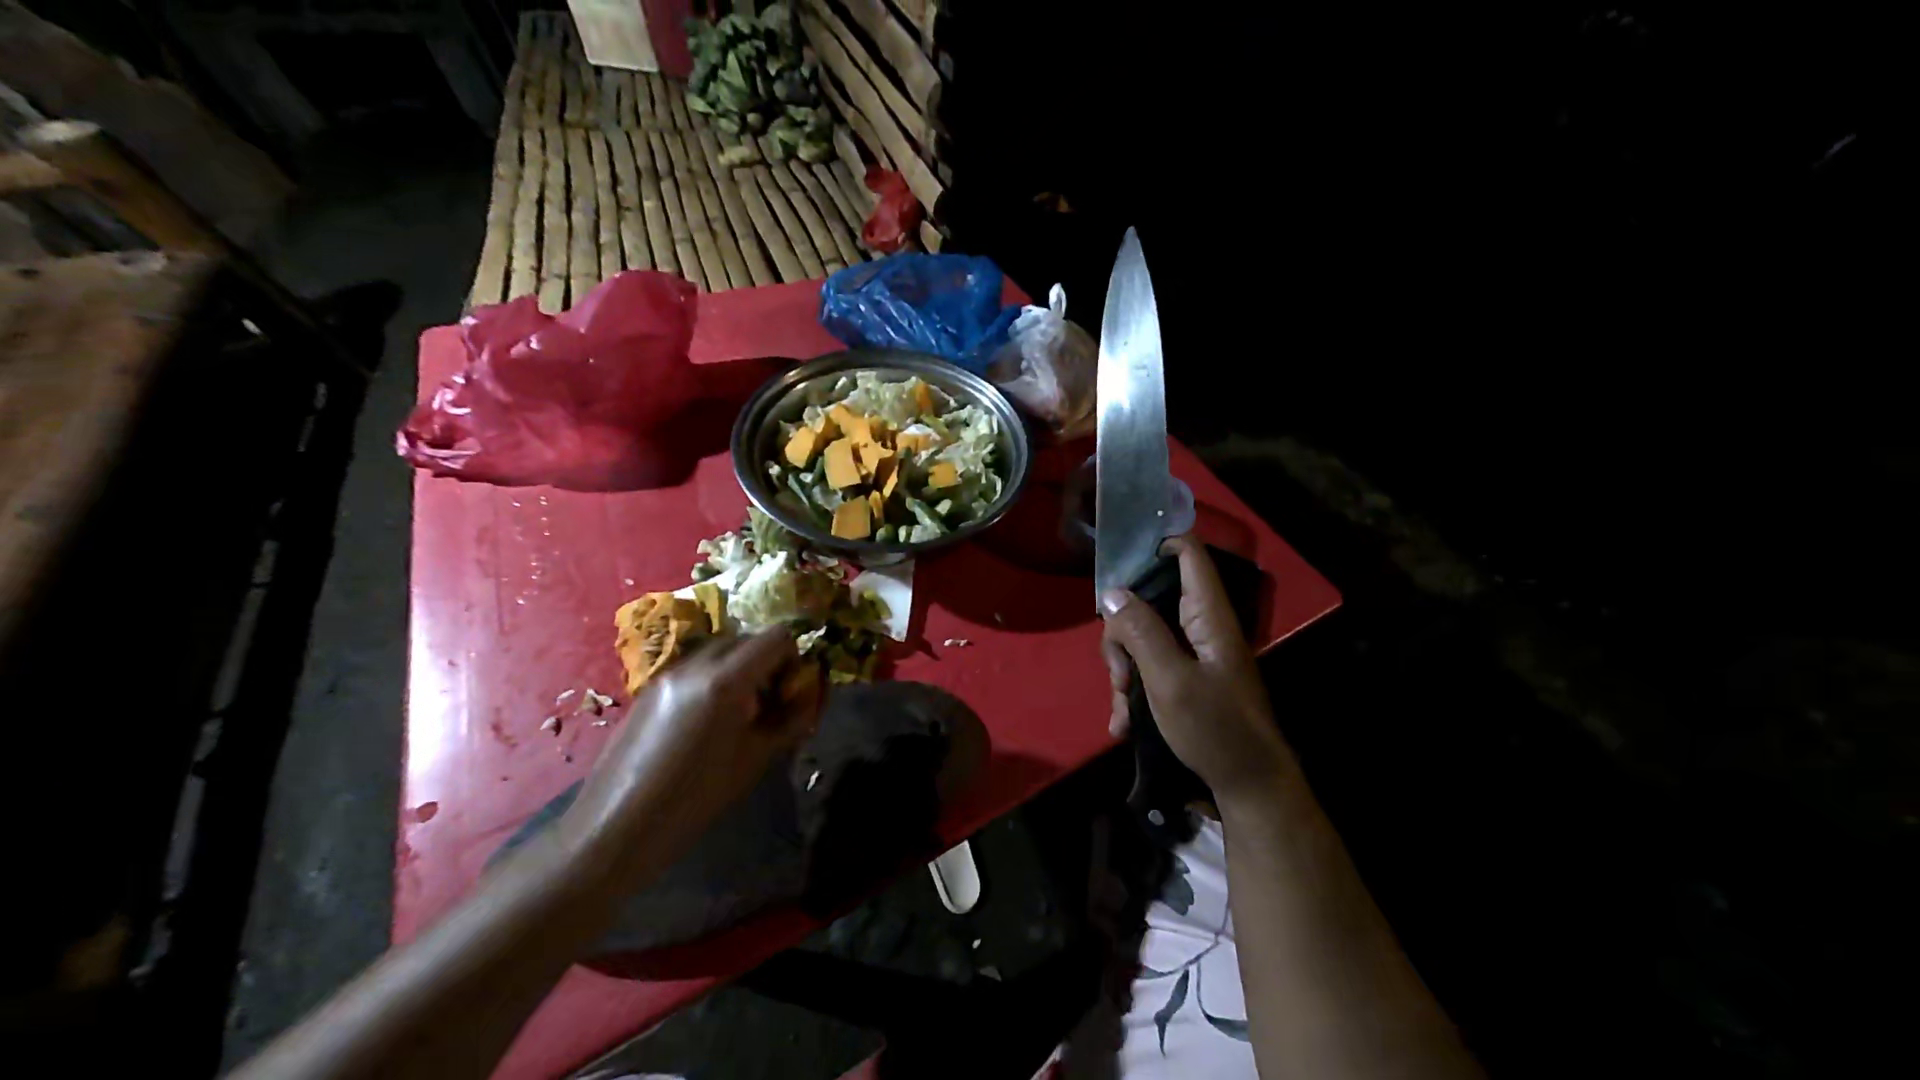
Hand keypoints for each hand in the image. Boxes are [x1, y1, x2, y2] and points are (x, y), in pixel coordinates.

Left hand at [557, 628, 821, 889]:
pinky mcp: (648, 689)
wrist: (614, 830)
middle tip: (771, 702)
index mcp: (726, 680)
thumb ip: (792, 720)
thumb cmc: (694, 800)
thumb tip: (811, 694)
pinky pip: (693, 669)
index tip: (793, 689)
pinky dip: (712, 680)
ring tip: (739, 714)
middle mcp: (695, 665)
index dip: (794, 656)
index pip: (776, 637)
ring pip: (718, 652)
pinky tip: (707, 723)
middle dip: (766, 662)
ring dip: (739, 669)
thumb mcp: (756, 760)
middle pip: (745, 639)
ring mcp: (667, 674)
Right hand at [1100, 535, 1295, 805]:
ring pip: (1143, 639)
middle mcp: (1201, 627)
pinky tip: (1125, 725)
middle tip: (1118, 674)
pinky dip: (1133, 693)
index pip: (1189, 555)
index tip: (1116, 562)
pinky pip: (1149, 668)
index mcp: (1208, 616)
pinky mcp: (1186, 679)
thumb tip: (1112, 592)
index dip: (1156, 544)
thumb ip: (1141, 633)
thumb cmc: (1215, 729)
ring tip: (1123, 711)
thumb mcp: (1169, 681)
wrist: (1249, 787)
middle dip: (1122, 635)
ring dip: (1124, 672)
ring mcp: (1194, 655)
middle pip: (1150, 602)